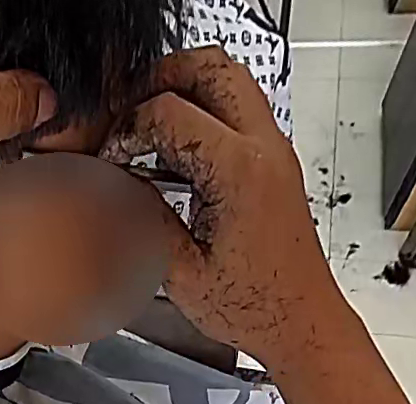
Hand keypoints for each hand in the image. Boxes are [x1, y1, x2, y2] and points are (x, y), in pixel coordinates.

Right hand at [106, 48, 353, 359]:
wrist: (301, 323)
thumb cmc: (257, 308)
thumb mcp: (183, 275)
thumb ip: (149, 222)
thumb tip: (124, 188)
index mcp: (238, 173)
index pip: (169, 111)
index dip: (129, 127)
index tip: (114, 154)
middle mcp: (264, 151)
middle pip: (210, 68)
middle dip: (161, 80)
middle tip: (130, 113)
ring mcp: (276, 156)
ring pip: (232, 84)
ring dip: (187, 94)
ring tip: (152, 133)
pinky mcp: (277, 169)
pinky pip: (242, 117)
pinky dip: (207, 120)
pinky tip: (180, 163)